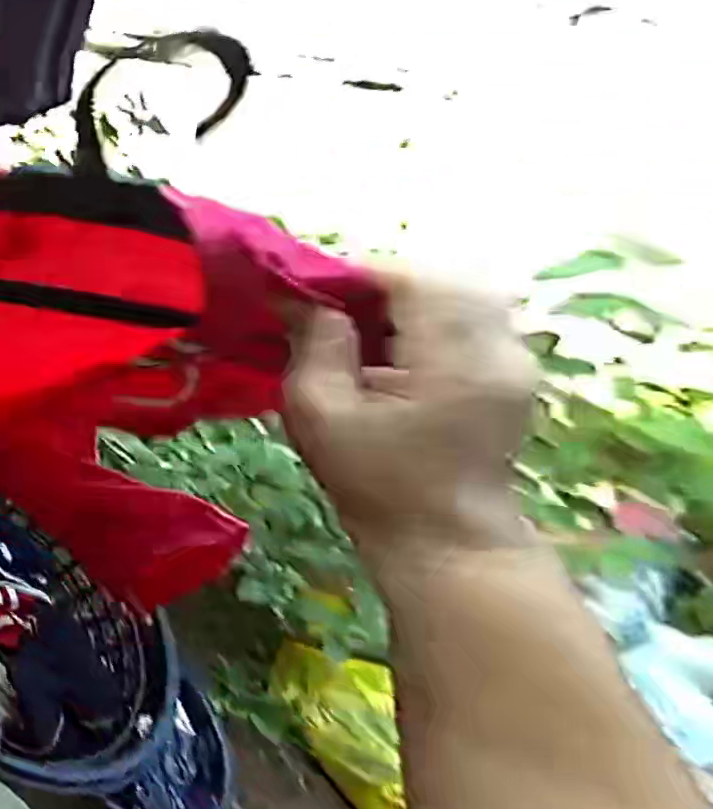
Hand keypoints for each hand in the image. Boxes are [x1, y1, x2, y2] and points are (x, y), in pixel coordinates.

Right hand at [283, 266, 540, 559]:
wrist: (439, 536)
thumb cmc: (370, 474)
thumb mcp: (319, 406)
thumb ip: (315, 342)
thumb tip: (298, 295)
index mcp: (456, 363)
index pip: (414, 282)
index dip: (354, 272)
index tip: (301, 284)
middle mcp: (500, 353)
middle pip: (441, 281)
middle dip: (372, 282)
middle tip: (318, 300)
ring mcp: (510, 362)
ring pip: (453, 296)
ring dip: (392, 298)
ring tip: (341, 318)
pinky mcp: (503, 372)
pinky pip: (460, 319)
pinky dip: (412, 316)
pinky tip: (374, 339)